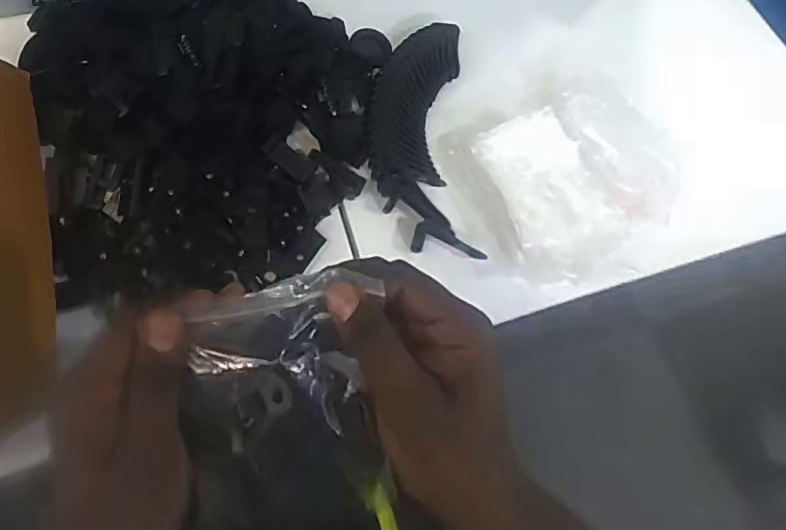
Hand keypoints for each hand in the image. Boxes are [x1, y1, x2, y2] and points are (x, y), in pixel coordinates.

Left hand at [53, 288, 233, 529]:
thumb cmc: (128, 513)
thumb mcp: (147, 451)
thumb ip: (154, 382)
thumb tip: (165, 313)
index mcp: (86, 383)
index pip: (132, 322)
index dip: (176, 306)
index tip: (221, 299)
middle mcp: (86, 383)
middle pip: (137, 333)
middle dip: (184, 318)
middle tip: (232, 306)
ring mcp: (95, 405)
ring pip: (142, 354)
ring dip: (181, 338)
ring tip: (224, 325)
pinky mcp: (109, 425)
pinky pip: (141, 379)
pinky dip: (172, 367)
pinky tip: (200, 365)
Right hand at [326, 259, 582, 529]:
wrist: (477, 512)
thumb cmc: (448, 458)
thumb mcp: (407, 401)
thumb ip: (373, 341)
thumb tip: (335, 289)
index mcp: (458, 325)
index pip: (400, 280)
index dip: (357, 281)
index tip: (316, 293)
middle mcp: (449, 321)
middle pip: (392, 287)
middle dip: (351, 294)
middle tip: (307, 306)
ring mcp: (437, 338)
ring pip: (385, 305)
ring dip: (352, 312)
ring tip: (313, 320)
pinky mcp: (422, 355)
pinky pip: (385, 328)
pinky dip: (359, 332)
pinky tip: (333, 340)